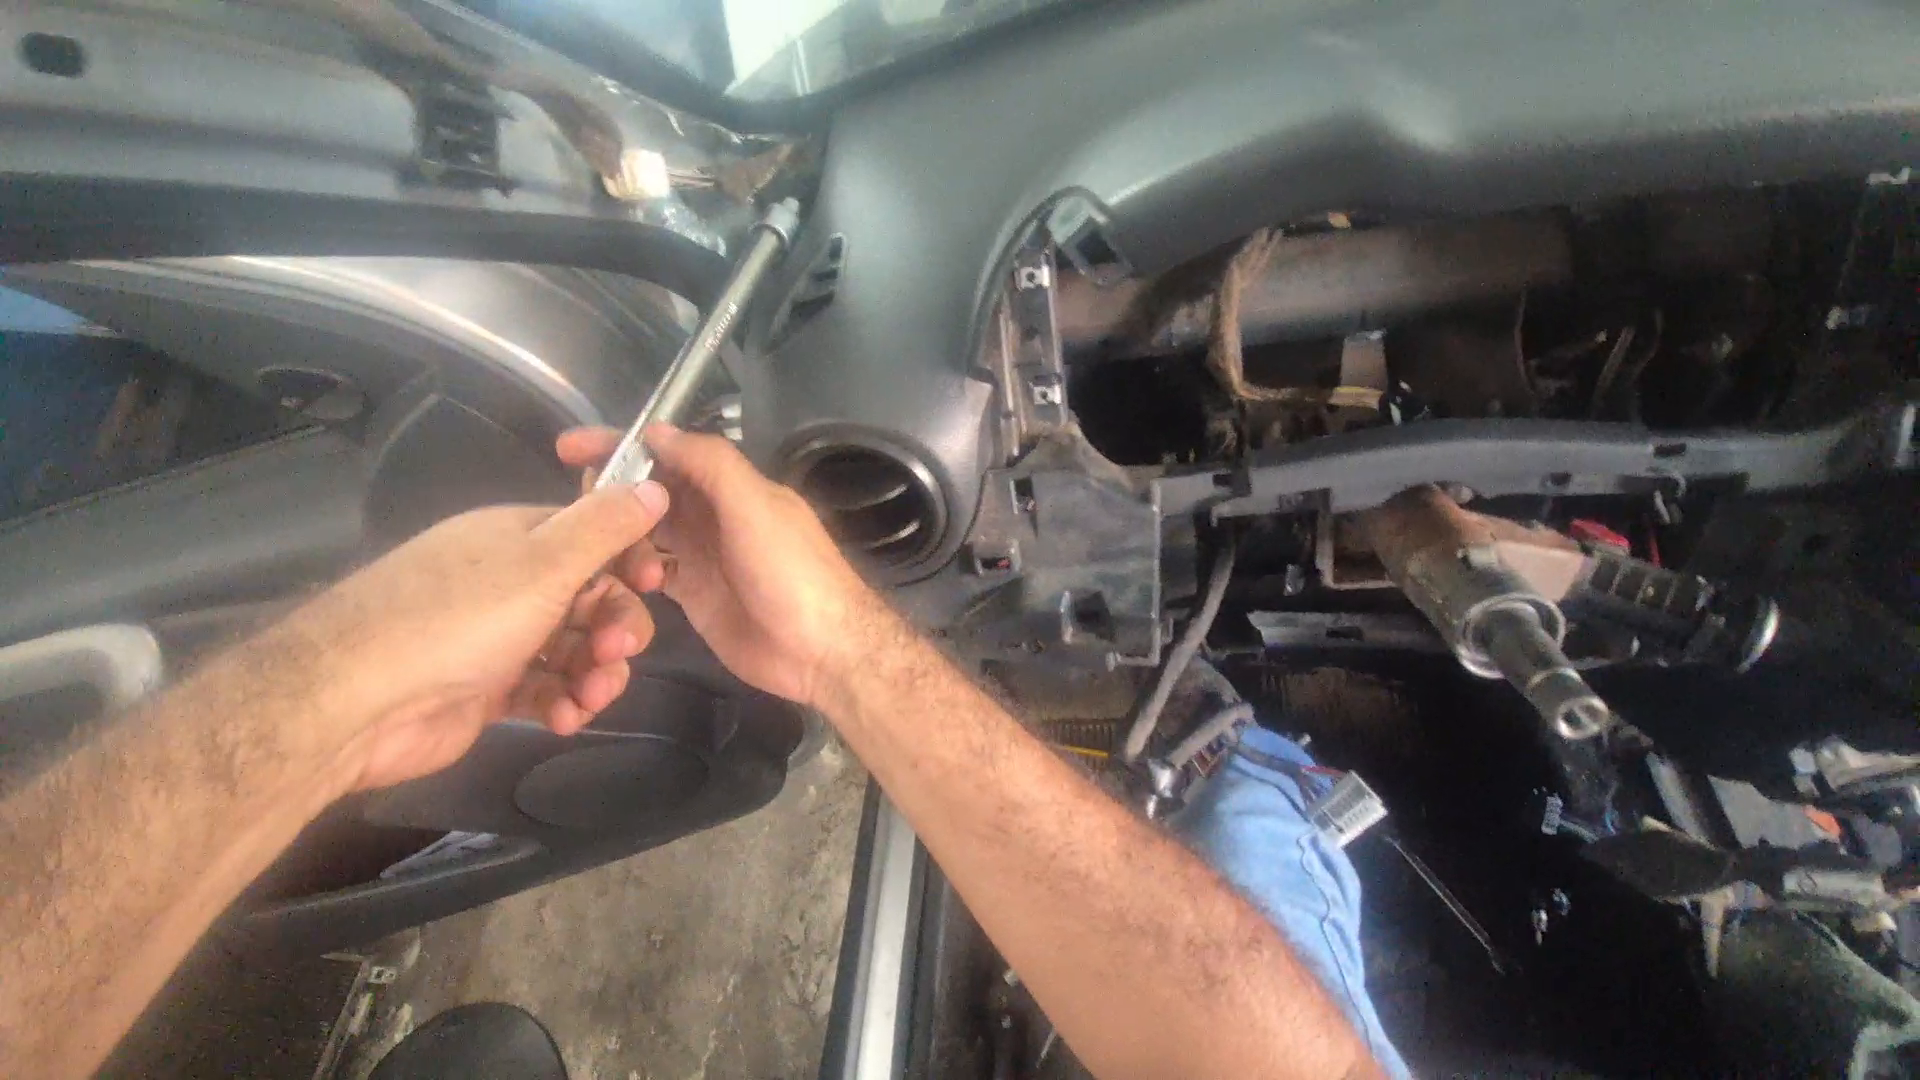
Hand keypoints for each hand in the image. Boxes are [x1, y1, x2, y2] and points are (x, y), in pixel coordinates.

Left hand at [280, 485, 669, 790]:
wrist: (354, 704)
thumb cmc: (459, 618)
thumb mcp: (545, 563)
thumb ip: (606, 527)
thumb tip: (656, 485)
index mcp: (520, 539)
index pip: (597, 539)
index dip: (632, 561)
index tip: (656, 582)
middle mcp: (511, 581)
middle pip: (593, 599)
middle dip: (616, 627)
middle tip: (617, 653)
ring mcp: (499, 636)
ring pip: (574, 649)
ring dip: (595, 674)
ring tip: (590, 697)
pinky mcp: (488, 687)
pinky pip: (546, 688)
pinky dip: (563, 702)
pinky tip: (565, 719)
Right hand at [556, 425, 877, 708]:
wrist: (821, 649)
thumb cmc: (791, 572)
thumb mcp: (755, 507)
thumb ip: (711, 465)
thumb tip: (658, 430)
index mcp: (735, 487)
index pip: (672, 453)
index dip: (625, 446)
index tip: (572, 446)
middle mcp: (717, 516)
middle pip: (653, 492)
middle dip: (613, 492)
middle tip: (576, 506)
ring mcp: (705, 556)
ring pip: (648, 532)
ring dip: (620, 535)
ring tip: (595, 548)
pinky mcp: (696, 594)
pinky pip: (654, 572)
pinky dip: (633, 571)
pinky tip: (615, 578)